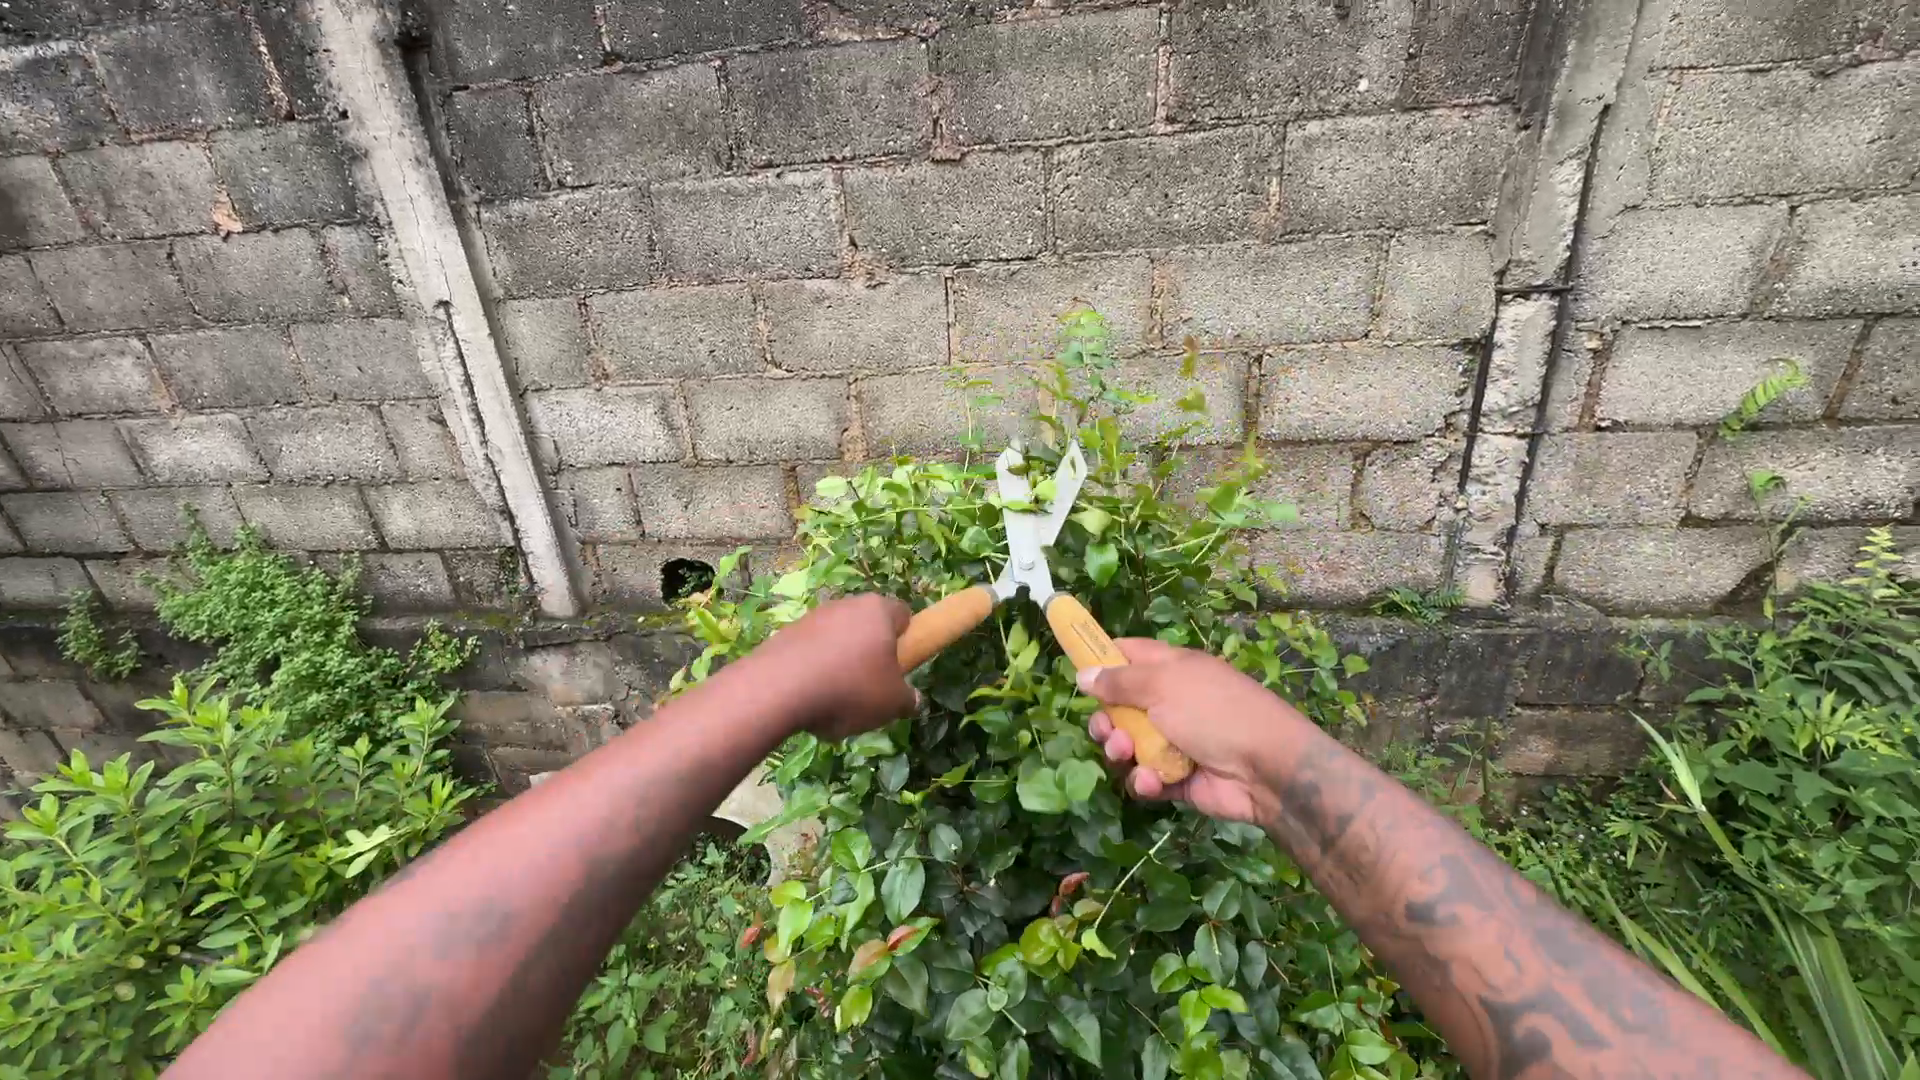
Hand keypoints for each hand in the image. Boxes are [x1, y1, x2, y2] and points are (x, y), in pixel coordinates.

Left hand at [749, 594, 917, 739]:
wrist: (777, 690)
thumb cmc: (849, 688)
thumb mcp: (892, 703)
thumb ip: (908, 699)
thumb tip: (911, 699)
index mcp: (878, 610)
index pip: (903, 614)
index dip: (906, 639)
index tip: (901, 666)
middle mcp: (846, 605)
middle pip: (867, 626)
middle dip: (871, 654)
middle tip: (872, 687)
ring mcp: (812, 617)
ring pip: (837, 640)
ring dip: (840, 664)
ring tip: (837, 700)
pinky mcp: (785, 634)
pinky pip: (810, 652)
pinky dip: (814, 672)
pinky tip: (810, 699)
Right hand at [1079, 638, 1314, 823]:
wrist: (1267, 768)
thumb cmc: (1214, 711)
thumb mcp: (1163, 684)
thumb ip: (1119, 681)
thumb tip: (1082, 673)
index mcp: (1168, 669)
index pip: (1126, 655)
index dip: (1100, 659)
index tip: (1076, 670)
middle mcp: (1168, 702)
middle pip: (1118, 707)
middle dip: (1105, 720)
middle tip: (1108, 730)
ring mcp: (1172, 740)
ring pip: (1125, 746)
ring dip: (1119, 751)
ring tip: (1127, 754)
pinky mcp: (1175, 777)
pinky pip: (1144, 777)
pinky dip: (1143, 780)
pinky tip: (1152, 781)